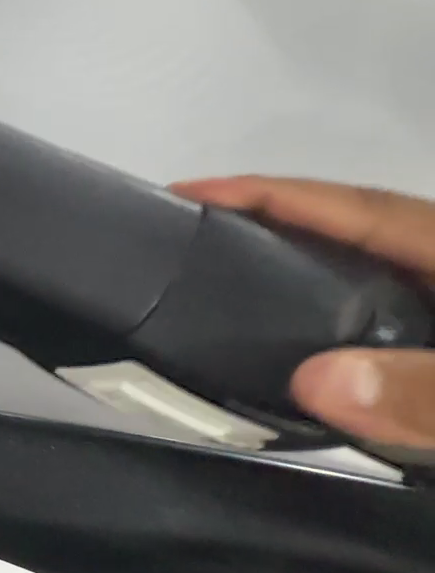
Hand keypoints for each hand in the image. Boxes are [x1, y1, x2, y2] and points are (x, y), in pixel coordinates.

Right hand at [175, 176, 434, 447]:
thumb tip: (314, 381)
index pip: (360, 209)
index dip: (269, 194)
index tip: (185, 191)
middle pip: (360, 232)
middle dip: (269, 224)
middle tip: (183, 240)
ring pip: (376, 277)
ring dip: (298, 273)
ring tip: (222, 286)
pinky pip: (389, 321)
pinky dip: (335, 321)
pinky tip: (307, 349)